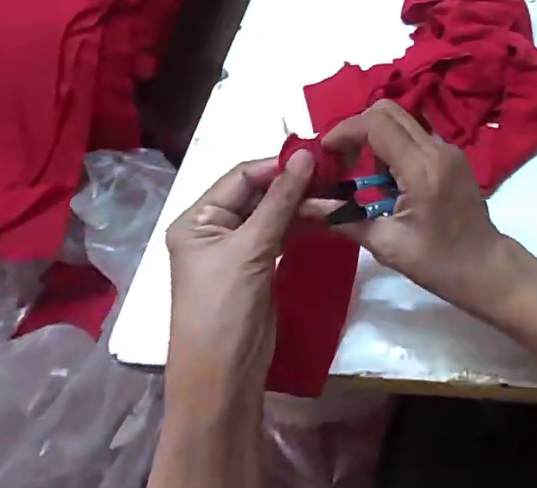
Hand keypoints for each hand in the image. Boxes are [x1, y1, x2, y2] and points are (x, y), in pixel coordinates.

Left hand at [162, 151, 313, 382]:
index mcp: (198, 220)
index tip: (319, 156)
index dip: (279, 165)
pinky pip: (283, 231)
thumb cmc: (224, 309)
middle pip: (260, 192)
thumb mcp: (251, 249)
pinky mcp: (258, 264)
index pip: (242, 176)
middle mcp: (214, 228)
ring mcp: (237, 247)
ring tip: (338, 199)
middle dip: (296, 185)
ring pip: (276, 211)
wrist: (224, 380)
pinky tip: (328, 216)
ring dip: (305, 204)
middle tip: (336, 176)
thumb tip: (307, 154)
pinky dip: (304, 223)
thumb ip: (281, 199)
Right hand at [301, 100, 521, 313]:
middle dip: (357, 128)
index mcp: (421, 168)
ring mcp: (448, 148)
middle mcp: (437, 148)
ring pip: (403, 119)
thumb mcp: (386, 245)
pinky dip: (393, 144)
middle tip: (340, 160)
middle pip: (389, 111)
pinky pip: (415, 134)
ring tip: (363, 175)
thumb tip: (304, 204)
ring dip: (375, 136)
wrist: (484, 266)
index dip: (345, 130)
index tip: (326, 153)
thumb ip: (343, 218)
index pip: (377, 124)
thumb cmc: (436, 262)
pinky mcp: (452, 154)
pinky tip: (387, 178)